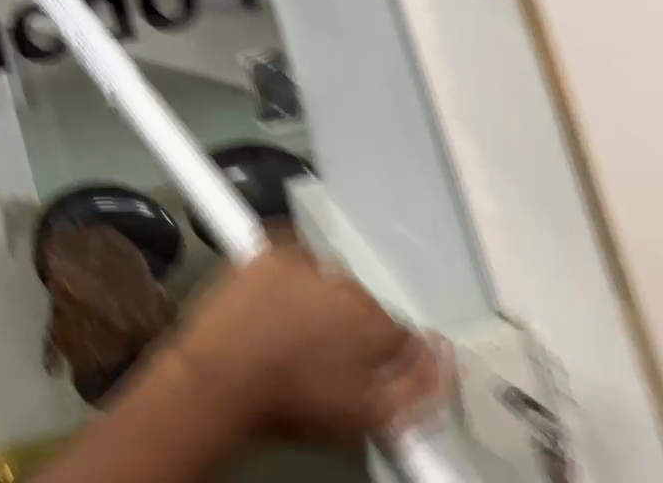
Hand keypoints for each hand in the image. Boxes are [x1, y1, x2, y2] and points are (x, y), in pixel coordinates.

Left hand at [168, 246, 450, 442]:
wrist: (220, 376)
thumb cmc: (291, 400)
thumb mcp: (374, 416)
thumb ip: (423, 386)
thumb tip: (442, 356)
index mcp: (377, 322)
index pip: (402, 335)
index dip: (382, 357)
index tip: (360, 368)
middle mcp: (343, 283)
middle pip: (362, 304)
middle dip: (349, 326)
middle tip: (322, 351)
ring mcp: (298, 261)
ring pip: (326, 277)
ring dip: (318, 295)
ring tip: (293, 325)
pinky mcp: (261, 250)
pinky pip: (288, 246)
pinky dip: (289, 261)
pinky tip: (280, 286)